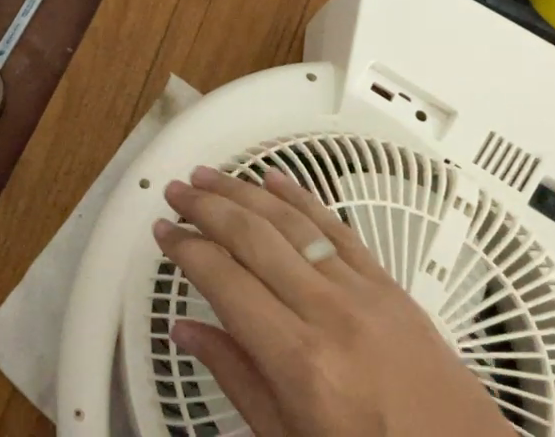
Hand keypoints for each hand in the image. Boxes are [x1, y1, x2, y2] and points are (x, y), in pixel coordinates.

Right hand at [155, 167, 512, 436]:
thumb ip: (236, 378)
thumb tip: (186, 331)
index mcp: (299, 361)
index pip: (224, 281)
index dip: (186, 249)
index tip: (163, 233)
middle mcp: (329, 314)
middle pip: (253, 238)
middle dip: (207, 207)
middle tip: (176, 192)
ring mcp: (364, 295)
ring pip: (291, 222)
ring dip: (244, 191)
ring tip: (208, 175)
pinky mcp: (391, 287)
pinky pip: (338, 229)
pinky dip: (302, 199)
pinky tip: (274, 179)